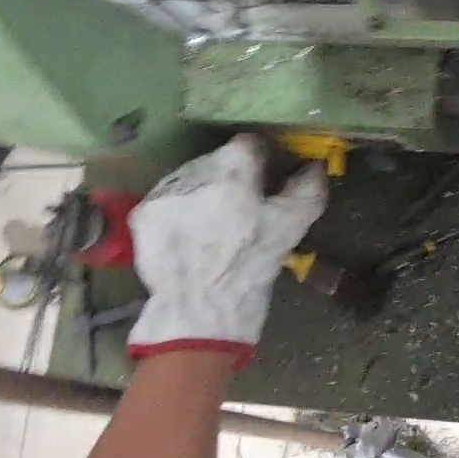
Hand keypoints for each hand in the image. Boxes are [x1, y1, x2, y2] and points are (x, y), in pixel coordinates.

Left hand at [126, 134, 327, 368]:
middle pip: (221, 160)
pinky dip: (184, 211)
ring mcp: (164, 194)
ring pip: (194, 178)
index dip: (266, 157)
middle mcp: (194, 175)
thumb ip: (308, 189)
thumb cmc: (251, 269)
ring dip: (208, 191)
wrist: (200, 313)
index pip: (250, 144)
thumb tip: (314, 166)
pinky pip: (171, 201)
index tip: (273, 175)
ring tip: (218, 223)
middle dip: (236, 176)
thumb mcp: (290, 229)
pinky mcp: (144, 215)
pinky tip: (193, 234)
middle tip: (247, 204)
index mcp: (233, 174)